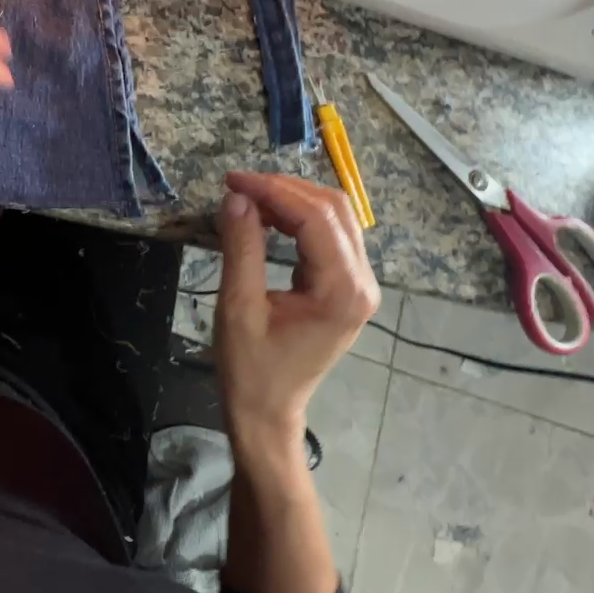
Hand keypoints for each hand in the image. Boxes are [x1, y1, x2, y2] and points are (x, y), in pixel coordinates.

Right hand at [214, 172, 380, 454]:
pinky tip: (267, 216)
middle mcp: (362, 283)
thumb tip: (236, 198)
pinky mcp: (348, 288)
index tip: (231, 181)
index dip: (273, 190)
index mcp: (341, 291)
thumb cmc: (251, 367)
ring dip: (292, 199)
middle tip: (236, 186)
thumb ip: (241, 248)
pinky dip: (299, 217)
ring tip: (248, 197)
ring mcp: (359, 286)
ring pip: (336, 218)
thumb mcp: (238, 306)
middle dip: (284, 189)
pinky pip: (330, 236)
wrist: (267, 410)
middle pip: (333, 210)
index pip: (314, 217)